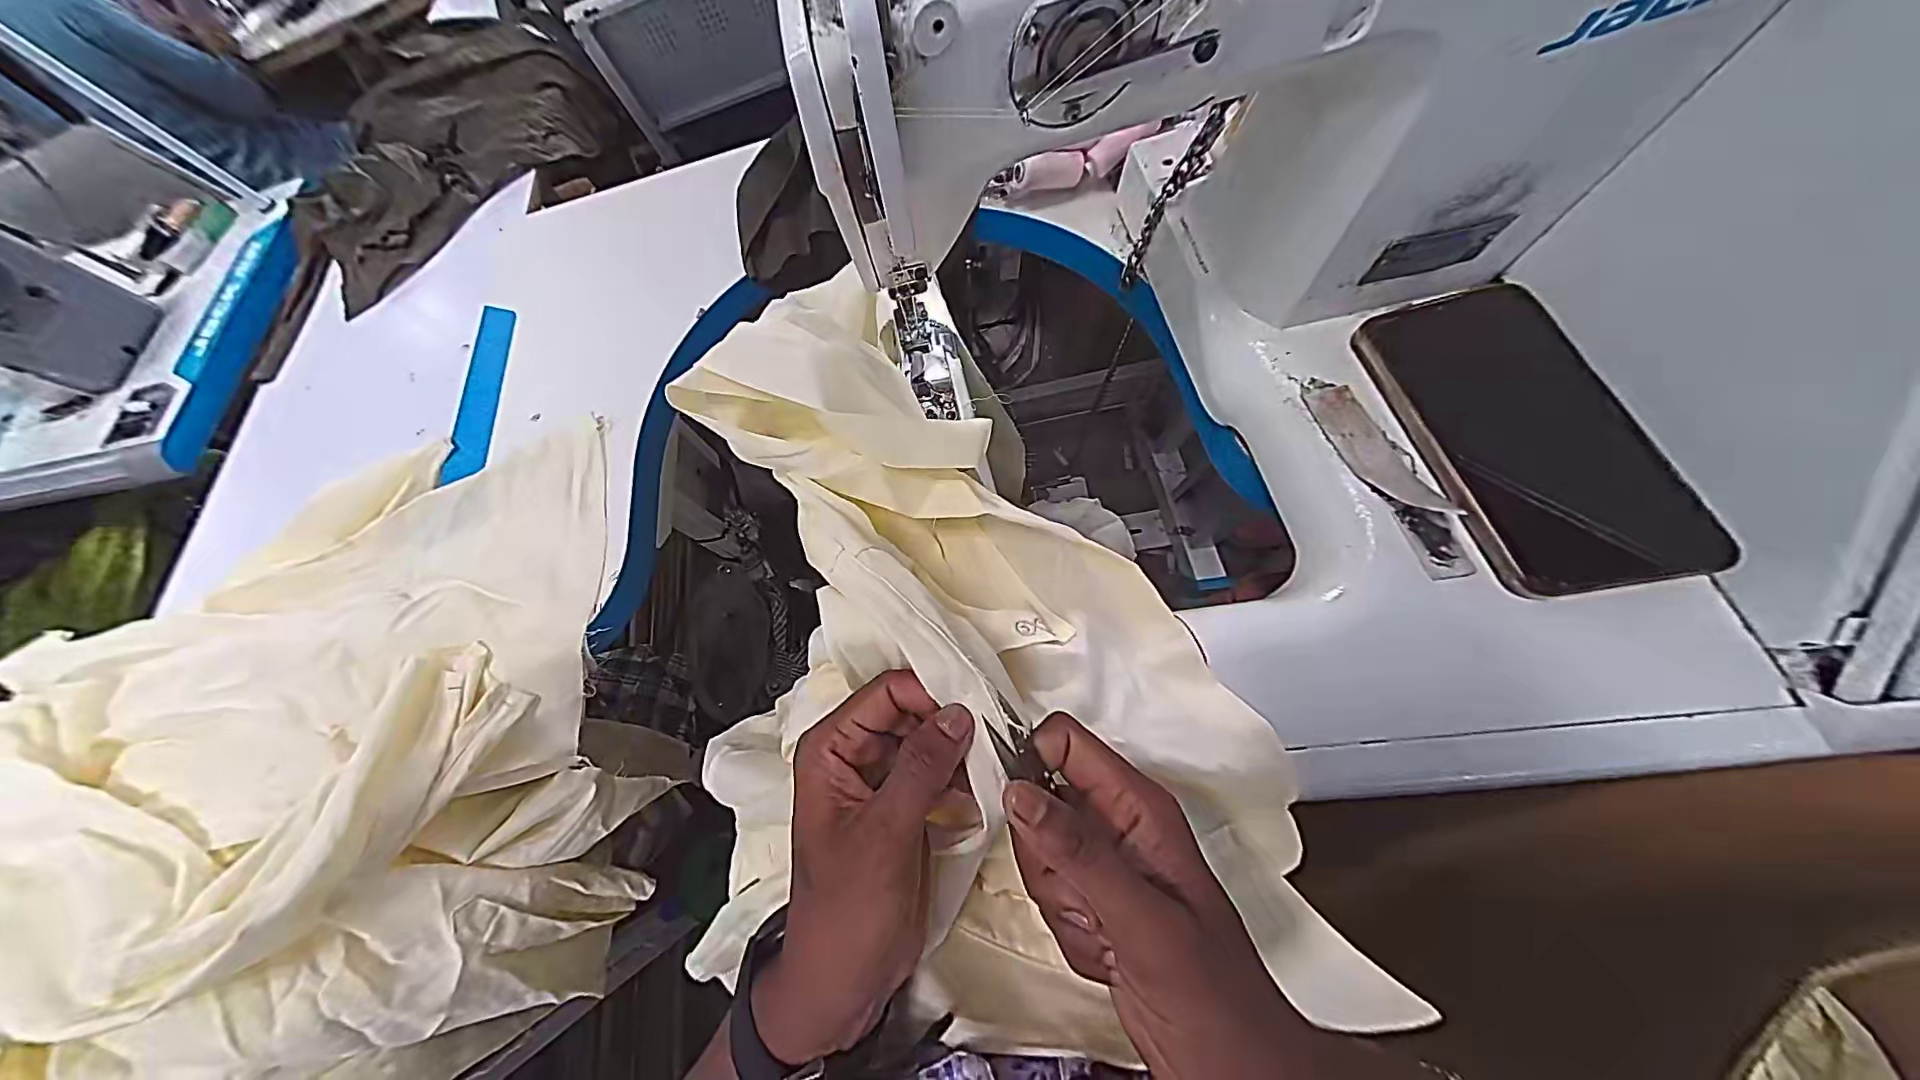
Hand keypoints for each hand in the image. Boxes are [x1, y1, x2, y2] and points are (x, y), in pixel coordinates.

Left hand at [752, 670, 974, 1064]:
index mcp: (831, 749)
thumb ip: (921, 768)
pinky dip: (960, 777)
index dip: (928, 695)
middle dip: (949, 723)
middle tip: (989, 741)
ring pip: (929, 740)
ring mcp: (882, 779)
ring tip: (986, 769)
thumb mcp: (884, 833)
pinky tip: (976, 794)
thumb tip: (958, 714)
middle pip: (911, 711)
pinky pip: (938, 771)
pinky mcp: (905, 804)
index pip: (886, 694)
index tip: (971, 712)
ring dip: (960, 752)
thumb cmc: (846, 910)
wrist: (846, 977)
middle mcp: (855, 755)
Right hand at [1005, 714, 1426, 1079]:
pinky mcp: (1090, 895)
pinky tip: (1105, 947)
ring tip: (1101, 926)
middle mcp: (1118, 823)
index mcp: (1138, 804)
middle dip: (1046, 856)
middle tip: (1080, 892)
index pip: (1066, 741)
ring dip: (1058, 899)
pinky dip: (1065, 926)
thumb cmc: (1215, 990)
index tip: (1016, 801)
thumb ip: (1075, 850)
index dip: (1031, 759)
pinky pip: (1044, 890)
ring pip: (1037, 850)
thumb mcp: (1140, 916)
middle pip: (1039, 798)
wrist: (1228, 1058)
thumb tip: (1023, 794)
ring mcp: (1102, 860)